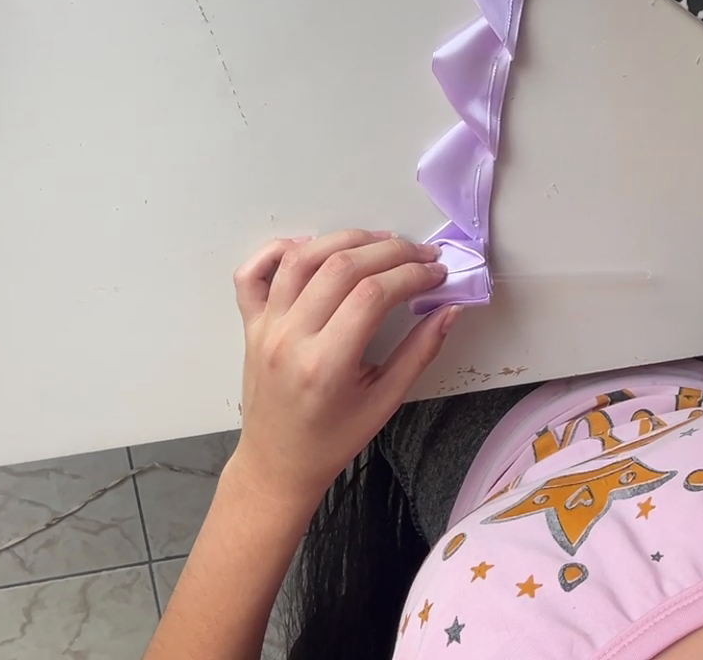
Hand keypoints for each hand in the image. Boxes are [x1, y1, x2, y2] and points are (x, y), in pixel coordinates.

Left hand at [223, 230, 458, 509]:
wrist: (276, 464)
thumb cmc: (333, 439)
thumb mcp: (385, 402)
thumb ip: (420, 352)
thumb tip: (451, 309)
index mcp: (325, 365)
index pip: (372, 294)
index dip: (412, 274)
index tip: (437, 273)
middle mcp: (290, 338)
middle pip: (341, 266)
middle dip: (391, 251)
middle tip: (421, 254)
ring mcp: (265, 327)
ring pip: (302, 259)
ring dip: (347, 238)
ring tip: (381, 241)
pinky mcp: (251, 323)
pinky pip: (254, 272)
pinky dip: (280, 249)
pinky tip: (315, 246)